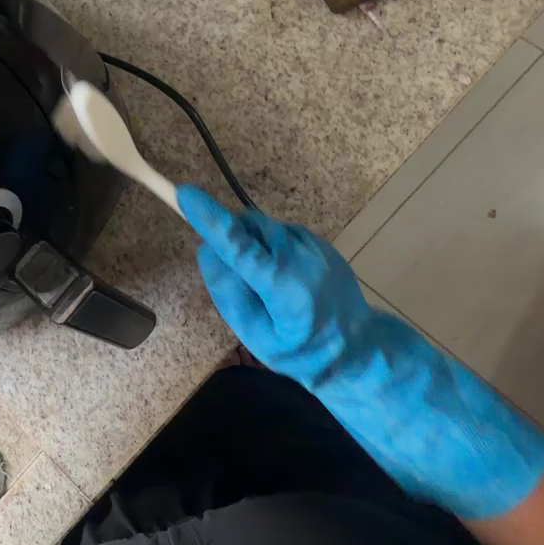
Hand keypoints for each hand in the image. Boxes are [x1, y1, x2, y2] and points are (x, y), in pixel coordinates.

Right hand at [177, 185, 543, 519]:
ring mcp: (316, 246)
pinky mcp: (321, 241)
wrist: (359, 349)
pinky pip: (280, 232)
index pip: (239, 245)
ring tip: (264, 283)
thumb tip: (207, 248)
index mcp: (283, 287)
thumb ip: (227, 292)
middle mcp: (302, 257)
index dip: (210, 218)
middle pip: (249, 225)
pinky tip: (283, 278)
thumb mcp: (255, 334)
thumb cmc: (300, 350)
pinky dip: (269, 247)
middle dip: (231, 236)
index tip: (184, 193)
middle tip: (233, 272)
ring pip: (263, 227)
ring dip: (251, 243)